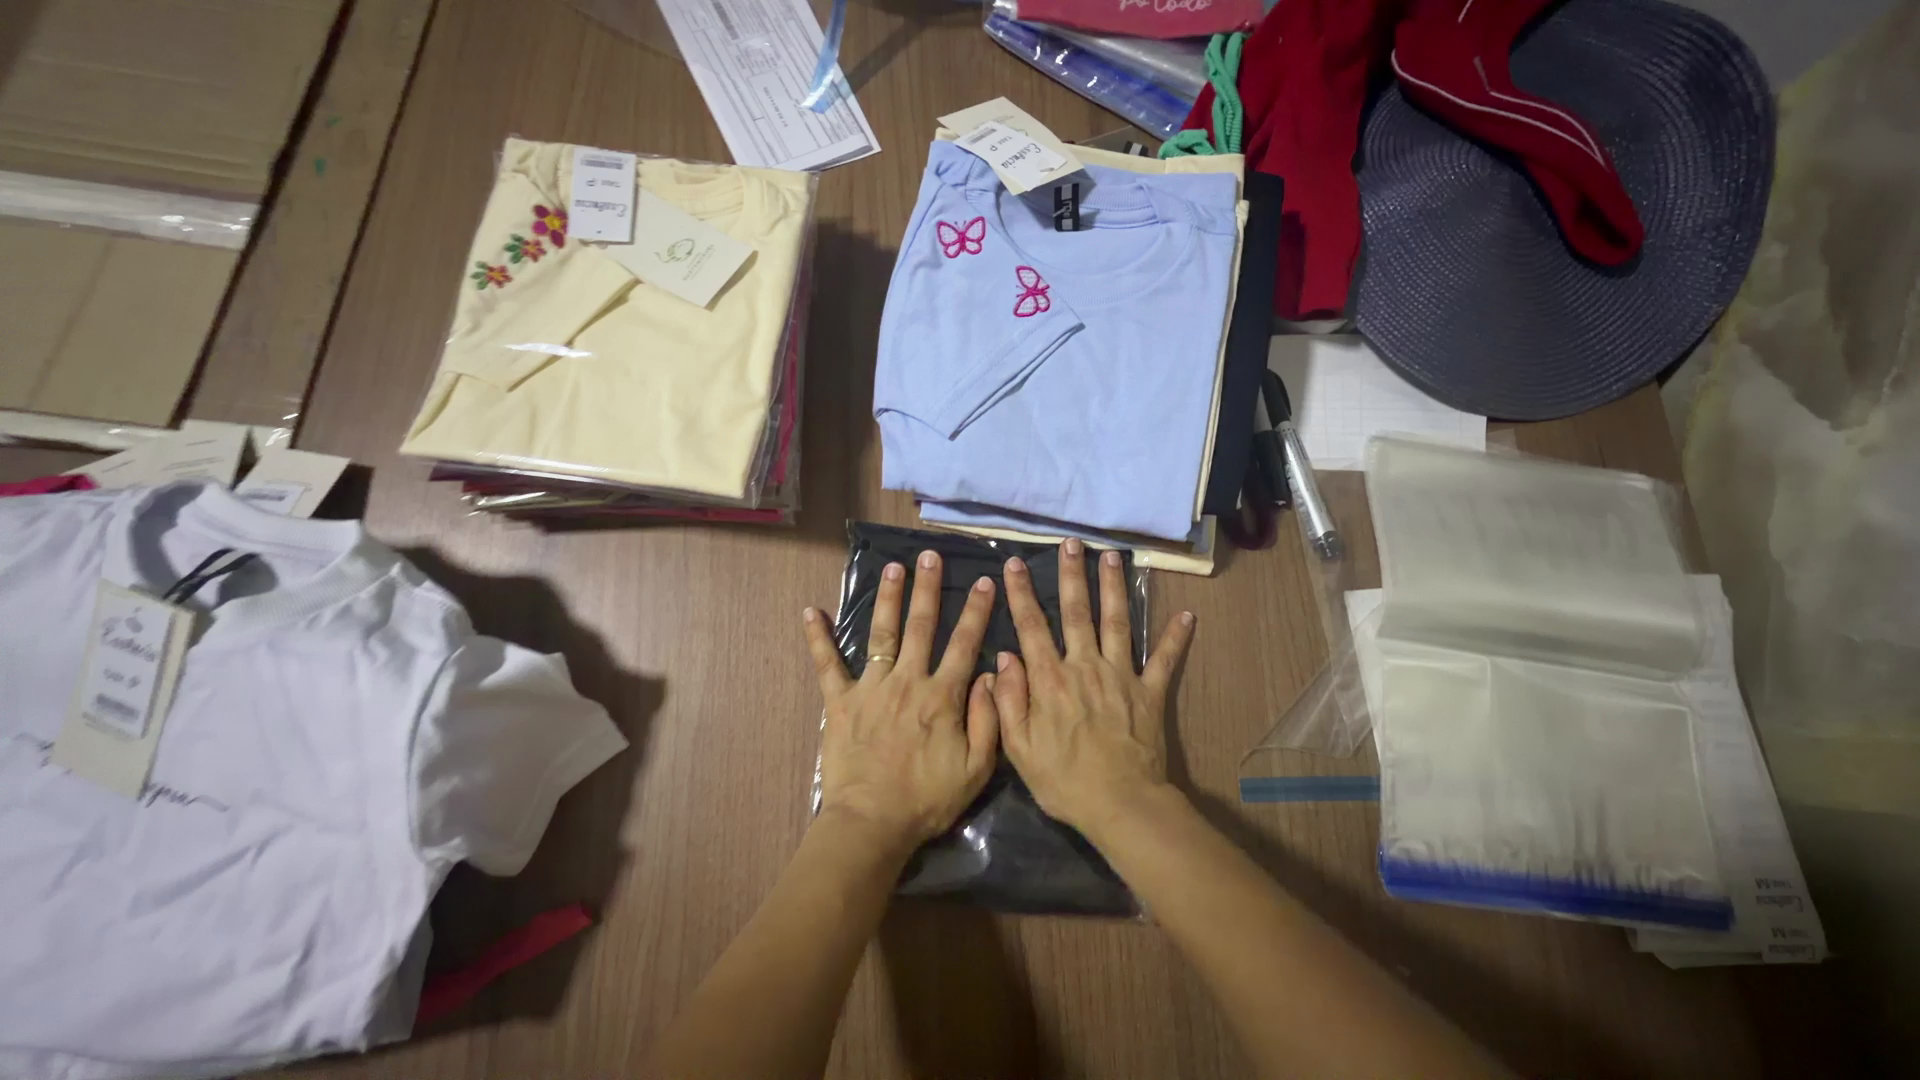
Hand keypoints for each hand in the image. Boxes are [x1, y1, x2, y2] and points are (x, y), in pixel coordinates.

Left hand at [802, 550, 999, 852]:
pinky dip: (817, 638)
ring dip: (889, 598)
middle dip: (929, 588)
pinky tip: (809, 611)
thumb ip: (989, 718)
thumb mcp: (977, 768)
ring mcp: (871, 688)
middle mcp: (907, 681)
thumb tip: (995, 673)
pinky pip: (827, 665)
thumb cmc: (928, 800)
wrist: (872, 822)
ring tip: (894, 567)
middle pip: (921, 626)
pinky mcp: (839, 702)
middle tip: (931, 555)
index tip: (985, 581)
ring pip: (882, 633)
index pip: (965, 643)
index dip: (977, 611)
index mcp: (943, 696)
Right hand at [992, 539, 1195, 839]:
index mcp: (1050, 680)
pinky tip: (1187, 613)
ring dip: (1114, 587)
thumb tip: (1005, 655)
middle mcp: (1085, 667)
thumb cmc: (1063, 780)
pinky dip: (1176, 637)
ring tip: (1113, 556)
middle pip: (1077, 612)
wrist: (1120, 804)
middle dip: (1072, 575)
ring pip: (1117, 622)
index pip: (1031, 627)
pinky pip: (1165, 660)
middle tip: (1071, 543)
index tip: (1012, 565)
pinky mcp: (1150, 693)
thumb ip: (1009, 699)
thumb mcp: (1019, 747)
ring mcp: (1121, 676)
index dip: (1020, 594)